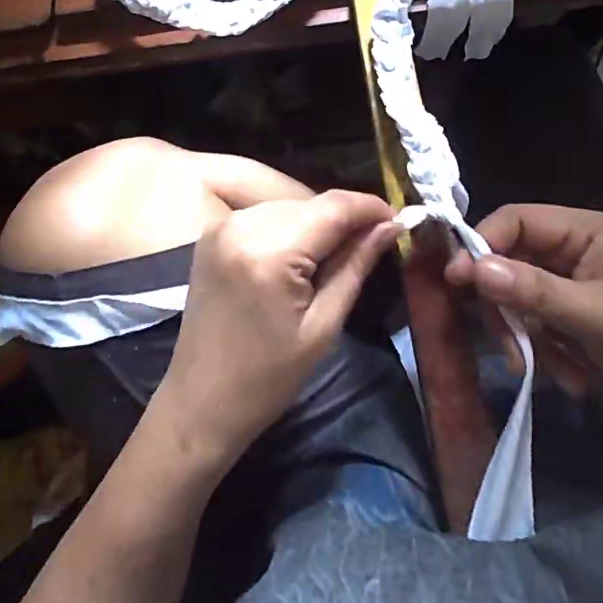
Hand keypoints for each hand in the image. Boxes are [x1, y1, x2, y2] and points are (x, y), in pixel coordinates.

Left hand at [150, 190, 397, 468]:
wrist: (201, 401)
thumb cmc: (268, 377)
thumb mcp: (324, 325)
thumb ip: (356, 265)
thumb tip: (393, 225)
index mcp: (269, 251)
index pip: (334, 206)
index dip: (372, 207)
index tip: (402, 219)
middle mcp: (241, 225)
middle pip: (312, 201)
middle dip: (348, 216)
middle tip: (376, 241)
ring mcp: (222, 226)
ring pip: (291, 203)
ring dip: (321, 220)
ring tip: (341, 252)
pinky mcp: (213, 233)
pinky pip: (267, 213)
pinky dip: (293, 224)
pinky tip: (304, 252)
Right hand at [445, 203, 602, 482]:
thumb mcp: (600, 321)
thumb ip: (536, 292)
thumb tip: (472, 268)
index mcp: (584, 231)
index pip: (515, 220)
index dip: (482, 244)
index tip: (457, 280)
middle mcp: (569, 250)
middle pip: (506, 260)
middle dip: (507, 307)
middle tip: (512, 347)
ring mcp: (564, 286)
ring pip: (510, 297)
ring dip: (525, 338)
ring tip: (554, 370)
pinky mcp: (561, 319)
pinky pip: (526, 326)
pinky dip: (539, 353)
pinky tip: (572, 377)